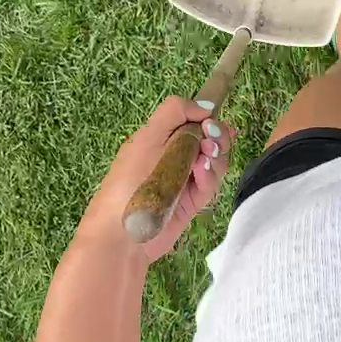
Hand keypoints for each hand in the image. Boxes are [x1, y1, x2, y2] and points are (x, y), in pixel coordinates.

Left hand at [76, 97, 236, 266]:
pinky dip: (210, 176)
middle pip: (210, 137)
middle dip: (217, 136)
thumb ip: (175, 112)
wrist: (122, 234)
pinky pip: (211, 181)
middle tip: (211, 142)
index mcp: (161, 136)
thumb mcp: (147, 137)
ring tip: (204, 161)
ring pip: (215, 158)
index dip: (206, 118)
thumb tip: (205, 107)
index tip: (208, 123)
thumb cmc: (130, 180)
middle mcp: (175, 154)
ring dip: (216, 156)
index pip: (193, 118)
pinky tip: (201, 176)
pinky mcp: (193, 200)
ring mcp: (185, 177)